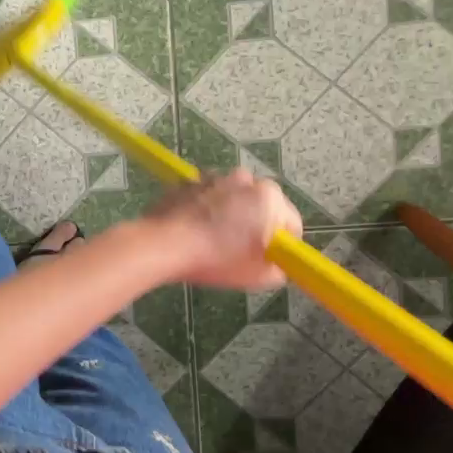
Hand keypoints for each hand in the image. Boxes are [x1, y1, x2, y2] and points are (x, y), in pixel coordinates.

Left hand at [145, 170, 300, 290]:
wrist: (162, 244)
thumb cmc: (216, 258)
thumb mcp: (257, 276)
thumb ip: (277, 269)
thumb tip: (275, 265)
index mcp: (269, 197)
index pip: (290, 223)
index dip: (282, 245)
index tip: (267, 259)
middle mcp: (244, 179)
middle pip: (260, 205)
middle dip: (255, 224)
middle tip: (240, 250)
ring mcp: (212, 176)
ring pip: (231, 198)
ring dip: (228, 213)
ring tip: (212, 239)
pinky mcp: (186, 181)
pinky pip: (204, 196)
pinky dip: (203, 208)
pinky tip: (193, 228)